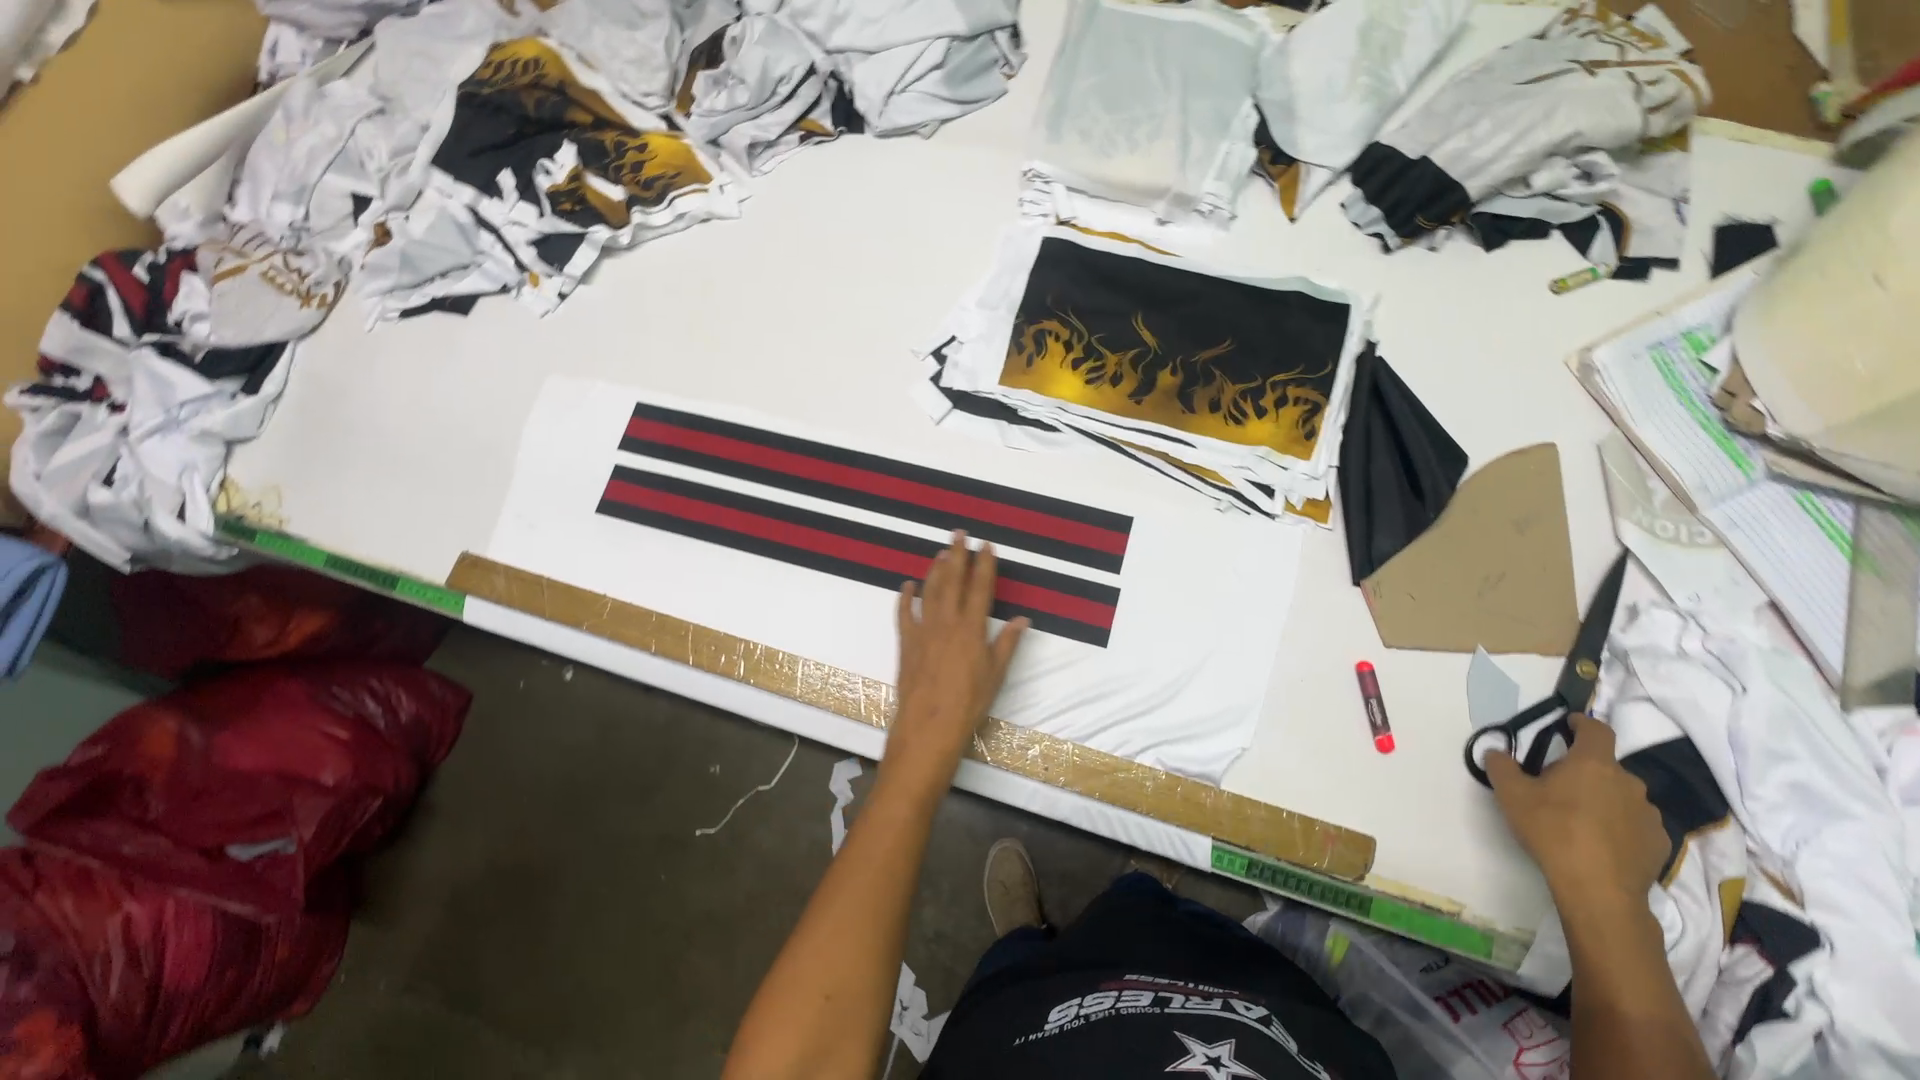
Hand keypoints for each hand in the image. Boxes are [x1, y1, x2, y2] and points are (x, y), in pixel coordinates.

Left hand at [883, 533, 1028, 792]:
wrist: (929, 725)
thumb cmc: (969, 702)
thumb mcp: (995, 674)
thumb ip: (1006, 643)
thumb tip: (1022, 620)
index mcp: (972, 628)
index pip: (980, 588)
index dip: (984, 565)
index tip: (987, 546)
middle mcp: (947, 622)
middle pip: (952, 581)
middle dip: (957, 555)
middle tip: (959, 533)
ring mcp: (923, 631)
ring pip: (929, 592)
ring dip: (935, 570)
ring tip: (940, 552)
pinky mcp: (906, 643)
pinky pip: (904, 614)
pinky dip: (905, 598)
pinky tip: (907, 585)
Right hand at [1487, 713, 1669, 912]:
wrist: (1598, 888)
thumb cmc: (1552, 830)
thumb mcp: (1511, 796)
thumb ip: (1501, 767)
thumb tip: (1496, 752)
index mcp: (1593, 763)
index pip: (1596, 729)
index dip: (1582, 723)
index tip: (1570, 724)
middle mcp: (1628, 781)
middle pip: (1605, 766)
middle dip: (1585, 771)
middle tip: (1560, 788)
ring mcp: (1648, 813)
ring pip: (1622, 796)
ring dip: (1604, 800)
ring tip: (1582, 821)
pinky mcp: (1659, 841)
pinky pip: (1636, 824)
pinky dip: (1620, 827)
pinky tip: (1602, 845)